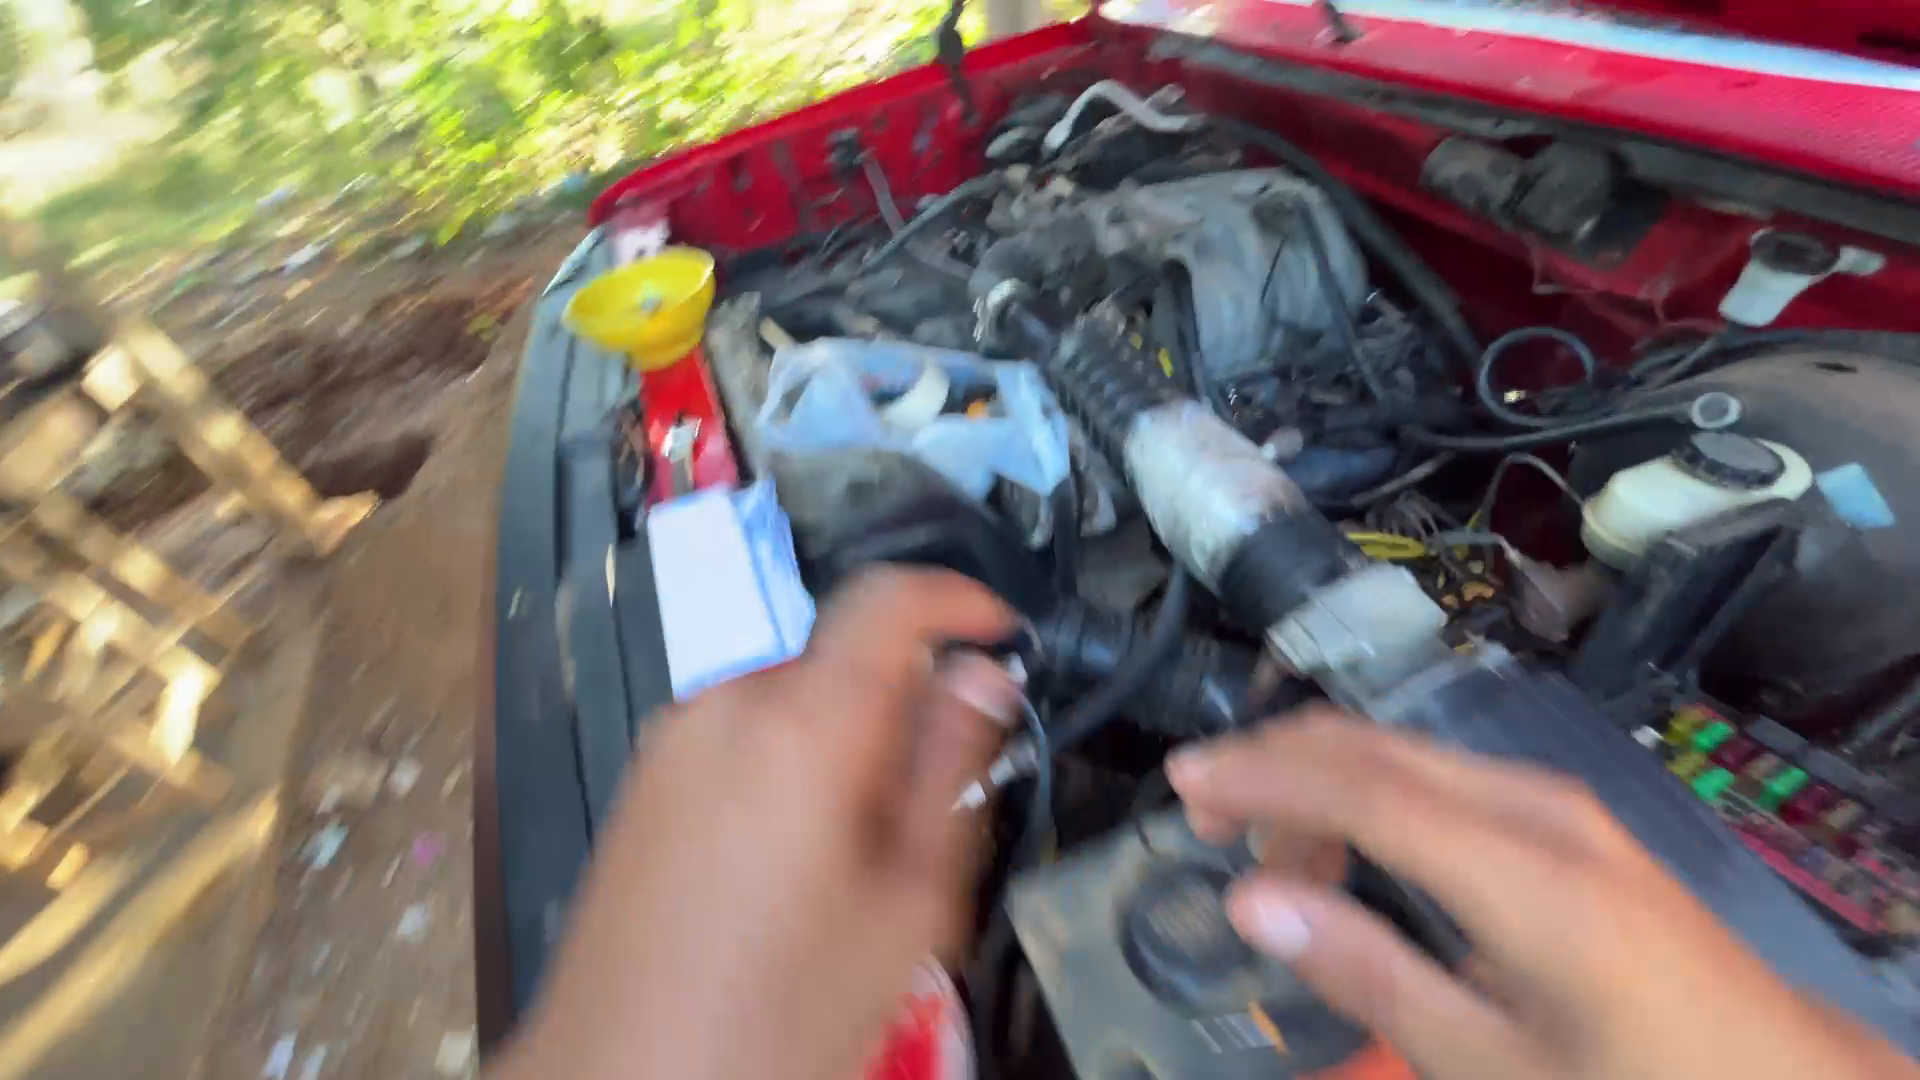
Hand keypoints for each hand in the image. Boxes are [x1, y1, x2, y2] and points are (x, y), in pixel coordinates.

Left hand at [493, 568, 1023, 1079]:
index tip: (992, 627)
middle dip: (903, 703)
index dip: (957, 598)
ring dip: (848, 737)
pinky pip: (750, 728)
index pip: (889, 599)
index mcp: (804, 728)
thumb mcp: (906, 899)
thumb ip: (951, 765)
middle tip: (922, 799)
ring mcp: (679, 735)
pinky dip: (792, 756)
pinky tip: (787, 856)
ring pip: (802, 695)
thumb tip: (980, 680)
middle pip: (849, 657)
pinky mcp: (651, 770)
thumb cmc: (772, 1018)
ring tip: (850, 849)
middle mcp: (731, 708)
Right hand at [1167, 708, 1916, 1079]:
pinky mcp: (1547, 808)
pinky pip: (1423, 771)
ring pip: (1389, 748)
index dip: (1261, 778)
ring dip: (1307, 778)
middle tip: (1201, 807)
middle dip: (1268, 762)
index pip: (1362, 791)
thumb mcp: (1497, 1071)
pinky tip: (1339, 846)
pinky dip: (1354, 791)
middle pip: (1367, 746)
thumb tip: (1251, 902)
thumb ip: (1368, 975)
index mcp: (1529, 878)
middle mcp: (1532, 806)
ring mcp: (1544, 798)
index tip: (1183, 779)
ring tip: (1266, 850)